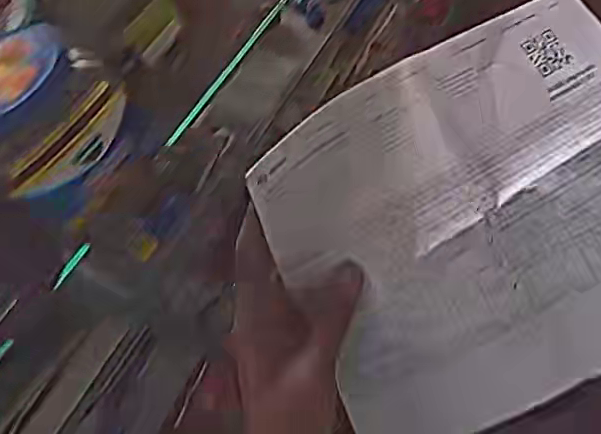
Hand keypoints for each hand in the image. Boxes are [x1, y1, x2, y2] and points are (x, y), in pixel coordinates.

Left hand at [229, 212, 364, 433]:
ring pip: (293, 280)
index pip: (249, 260)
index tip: (268, 190)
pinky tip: (351, 274)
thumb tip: (350, 271)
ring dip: (313, 255)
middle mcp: (263, 319)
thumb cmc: (287, 421)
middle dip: (291, 230)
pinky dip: (328, 284)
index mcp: (254, 320)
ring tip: (338, 225)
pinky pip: (311, 301)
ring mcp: (280, 331)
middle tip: (315, 197)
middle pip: (273, 263)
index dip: (256, 223)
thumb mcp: (311, 369)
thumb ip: (330, 320)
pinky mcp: (298, 342)